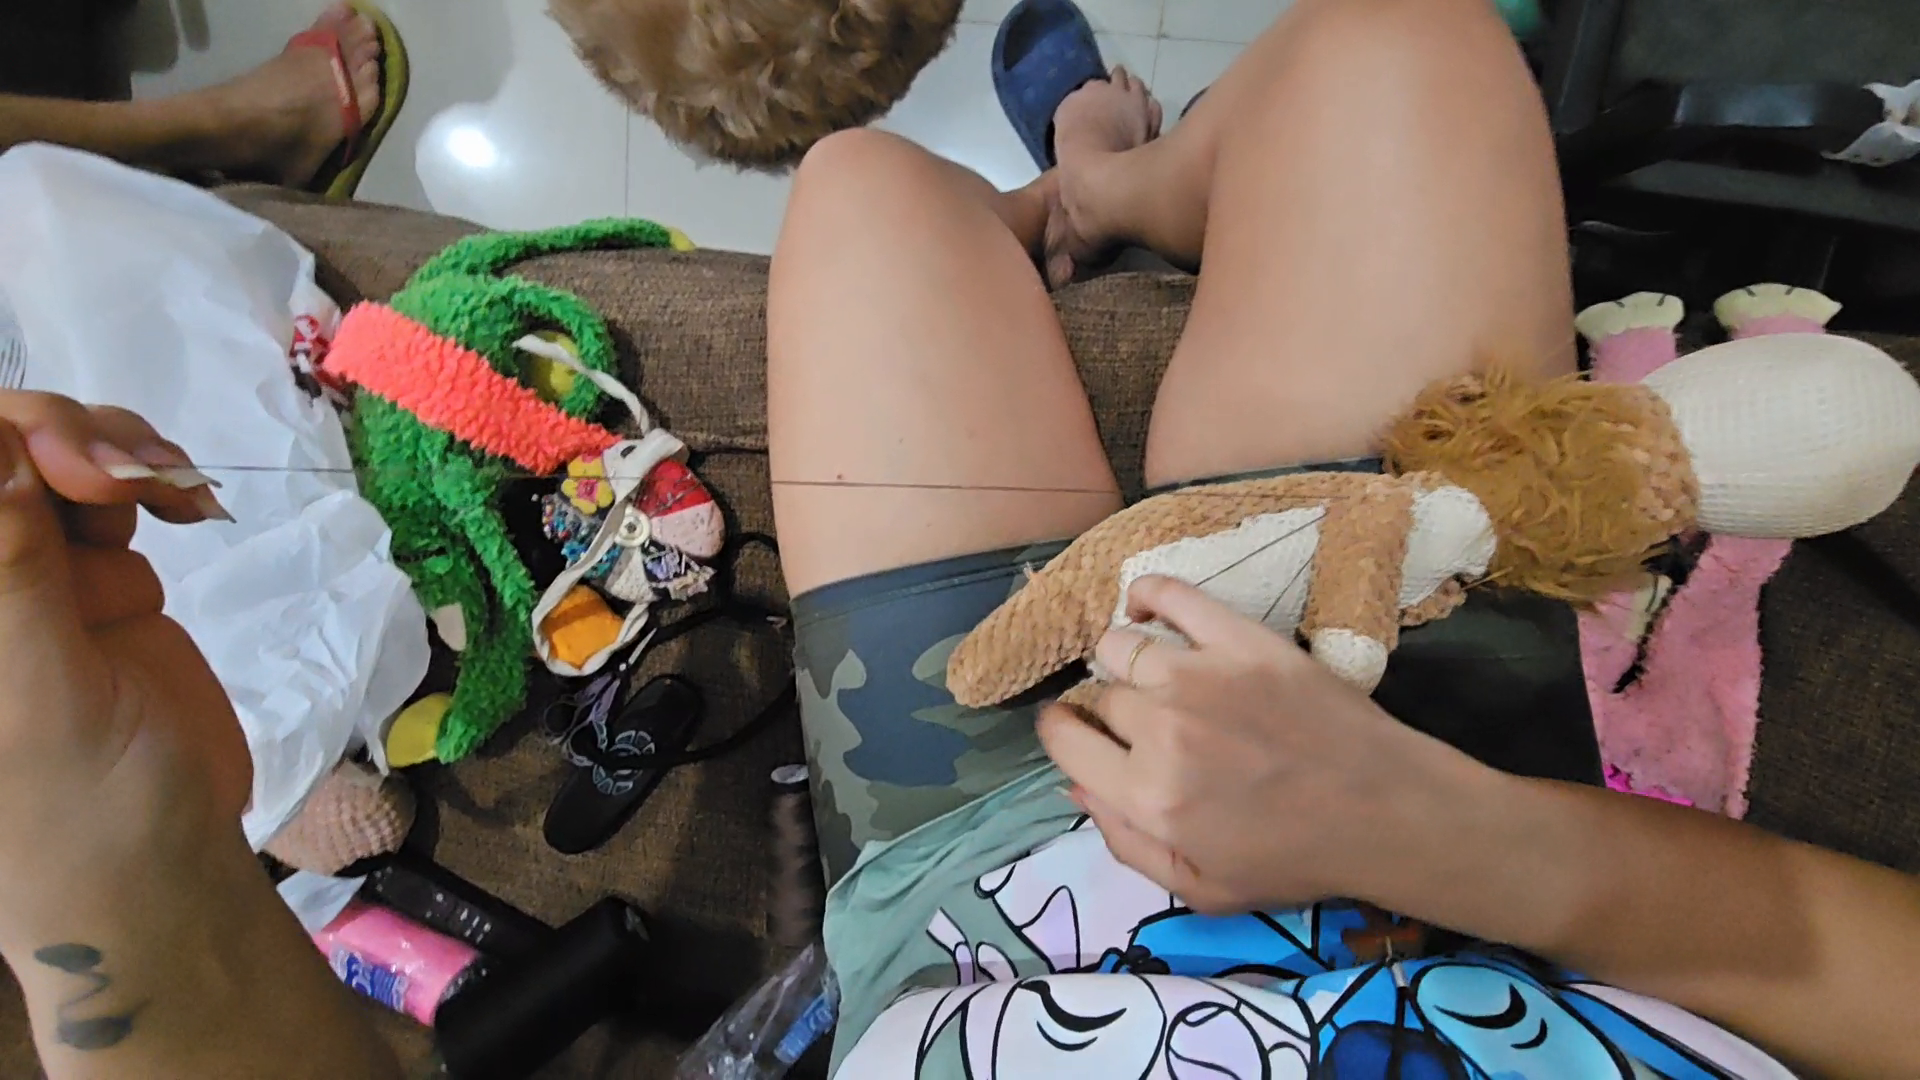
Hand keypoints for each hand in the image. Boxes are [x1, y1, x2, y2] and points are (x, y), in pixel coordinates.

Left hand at [0, 392, 247, 943]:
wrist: (159, 851)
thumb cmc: (78, 801)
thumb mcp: (42, 695)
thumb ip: (11, 581)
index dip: (1, 444)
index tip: (91, 475)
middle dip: (64, 439)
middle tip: (149, 477)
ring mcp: (27, 578)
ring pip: (49, 466)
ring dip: (118, 454)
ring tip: (185, 487)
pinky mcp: (97, 585)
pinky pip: (111, 505)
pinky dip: (156, 487)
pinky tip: (193, 507)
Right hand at [1037, 575, 1492, 914]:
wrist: (1387, 811)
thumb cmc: (1291, 856)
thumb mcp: (1199, 888)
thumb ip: (1123, 842)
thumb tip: (1074, 785)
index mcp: (1147, 795)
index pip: (1062, 741)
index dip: (1062, 732)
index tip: (1077, 731)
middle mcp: (1161, 728)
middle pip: (1101, 695)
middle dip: (1112, 711)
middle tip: (1150, 725)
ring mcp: (1199, 675)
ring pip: (1120, 644)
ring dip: (1126, 660)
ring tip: (1157, 676)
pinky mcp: (1239, 639)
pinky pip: (1167, 594)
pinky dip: (1146, 595)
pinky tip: (1148, 610)